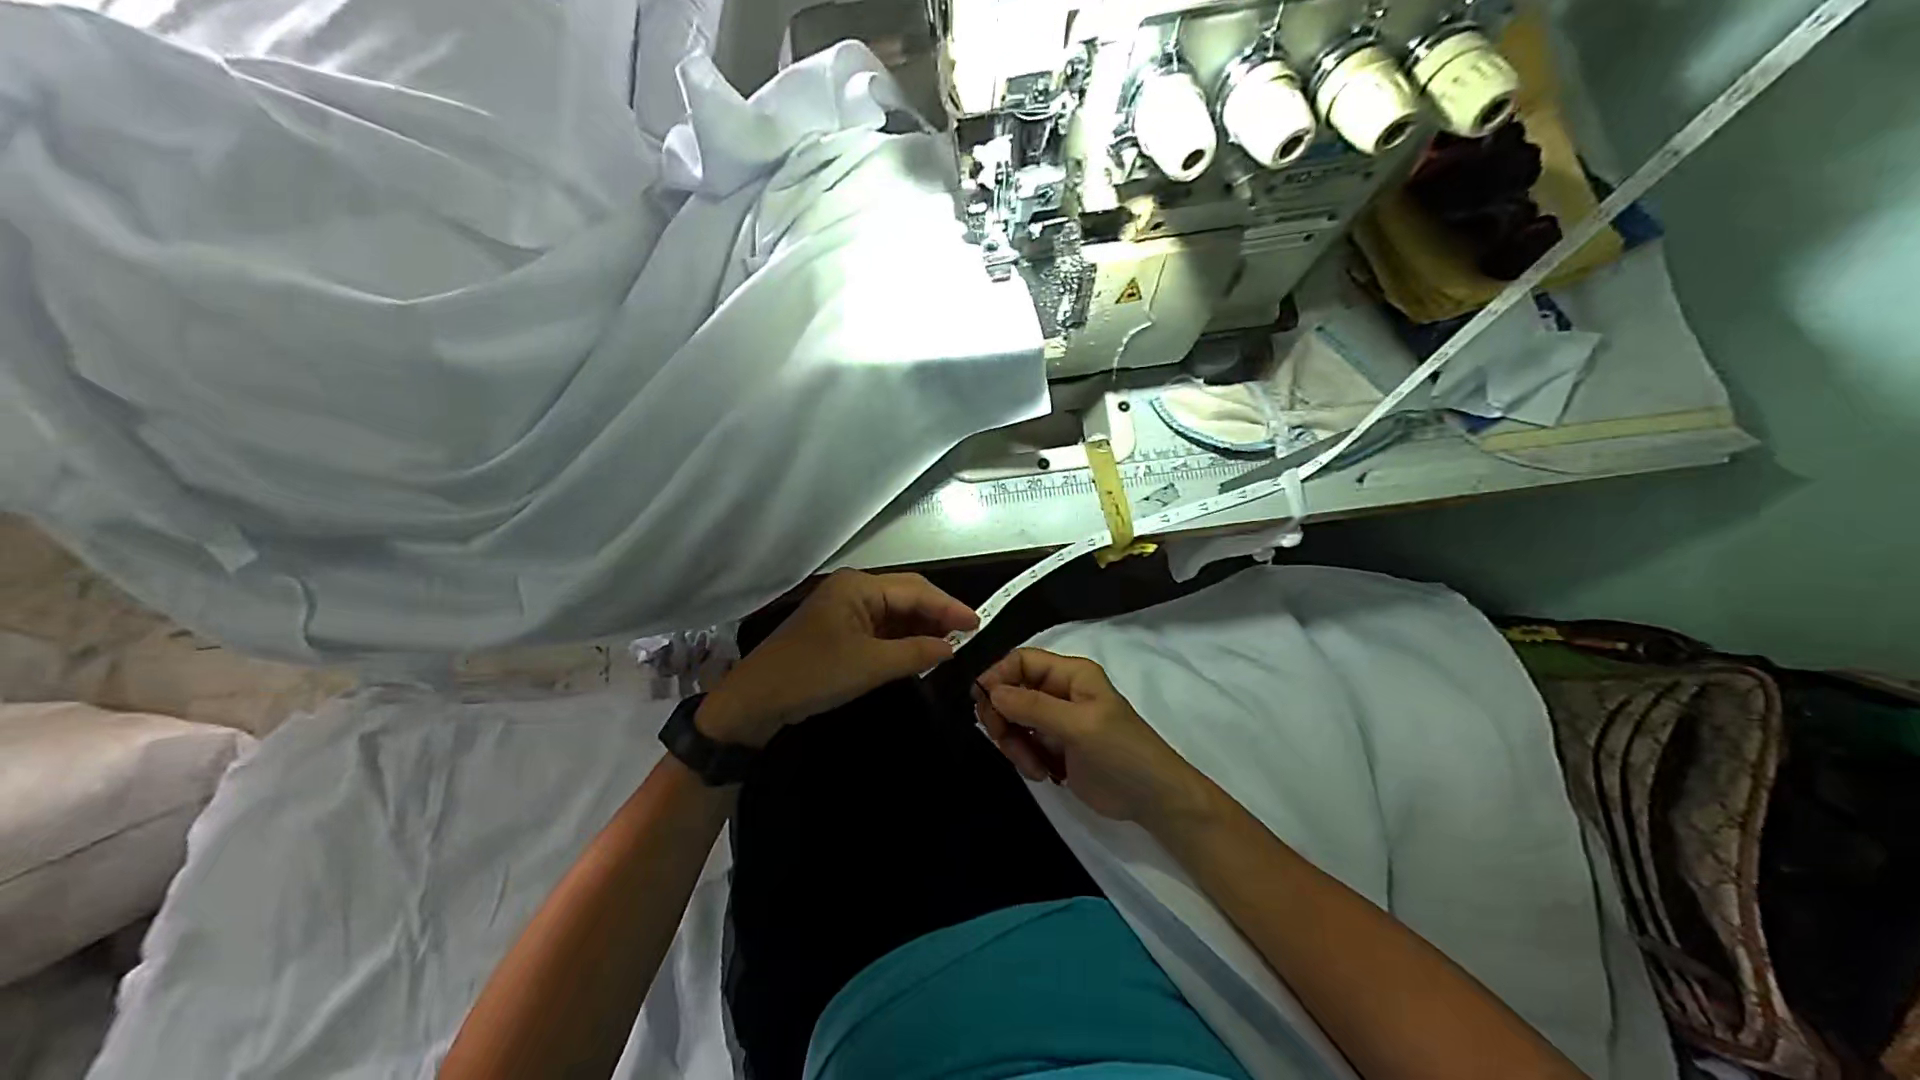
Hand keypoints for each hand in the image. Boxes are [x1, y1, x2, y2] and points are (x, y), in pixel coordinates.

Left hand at [697, 569, 976, 748]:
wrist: (755, 702)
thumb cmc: (813, 675)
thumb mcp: (870, 666)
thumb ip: (916, 652)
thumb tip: (951, 647)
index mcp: (858, 587)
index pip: (915, 590)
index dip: (949, 607)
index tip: (978, 624)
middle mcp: (853, 590)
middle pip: (906, 596)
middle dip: (938, 615)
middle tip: (969, 635)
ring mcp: (845, 610)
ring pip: (895, 614)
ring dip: (921, 628)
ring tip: (952, 645)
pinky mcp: (840, 631)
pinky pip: (881, 629)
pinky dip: (903, 640)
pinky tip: (921, 652)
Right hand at [973, 648, 1219, 828]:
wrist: (1152, 800)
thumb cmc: (1122, 753)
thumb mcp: (1079, 726)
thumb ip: (1034, 707)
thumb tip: (991, 691)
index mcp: (1071, 674)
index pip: (1021, 660)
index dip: (997, 676)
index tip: (981, 701)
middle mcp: (1060, 691)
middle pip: (1010, 690)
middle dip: (1003, 716)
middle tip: (1003, 739)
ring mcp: (1055, 720)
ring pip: (1011, 719)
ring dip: (1013, 743)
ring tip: (1033, 766)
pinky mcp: (1052, 747)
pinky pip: (1021, 743)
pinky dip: (1023, 758)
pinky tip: (1042, 774)